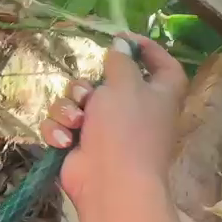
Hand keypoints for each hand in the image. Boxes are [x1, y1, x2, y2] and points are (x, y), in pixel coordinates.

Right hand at [41, 33, 187, 207]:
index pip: (164, 67)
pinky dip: (58, 130)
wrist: (109, 183)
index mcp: (156, 96)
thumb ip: (121, 63)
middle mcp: (131, 111)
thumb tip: (122, 46)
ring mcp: (103, 130)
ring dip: (68, 109)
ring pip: (74, 102)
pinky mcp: (78, 145)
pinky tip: (64, 141)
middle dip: (86, 86)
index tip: (124, 39)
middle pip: (104, 83)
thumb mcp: (125, 86)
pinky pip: (60, 124)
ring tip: (75, 124)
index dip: (149, 50)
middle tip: (88, 96)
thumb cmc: (126, 131)